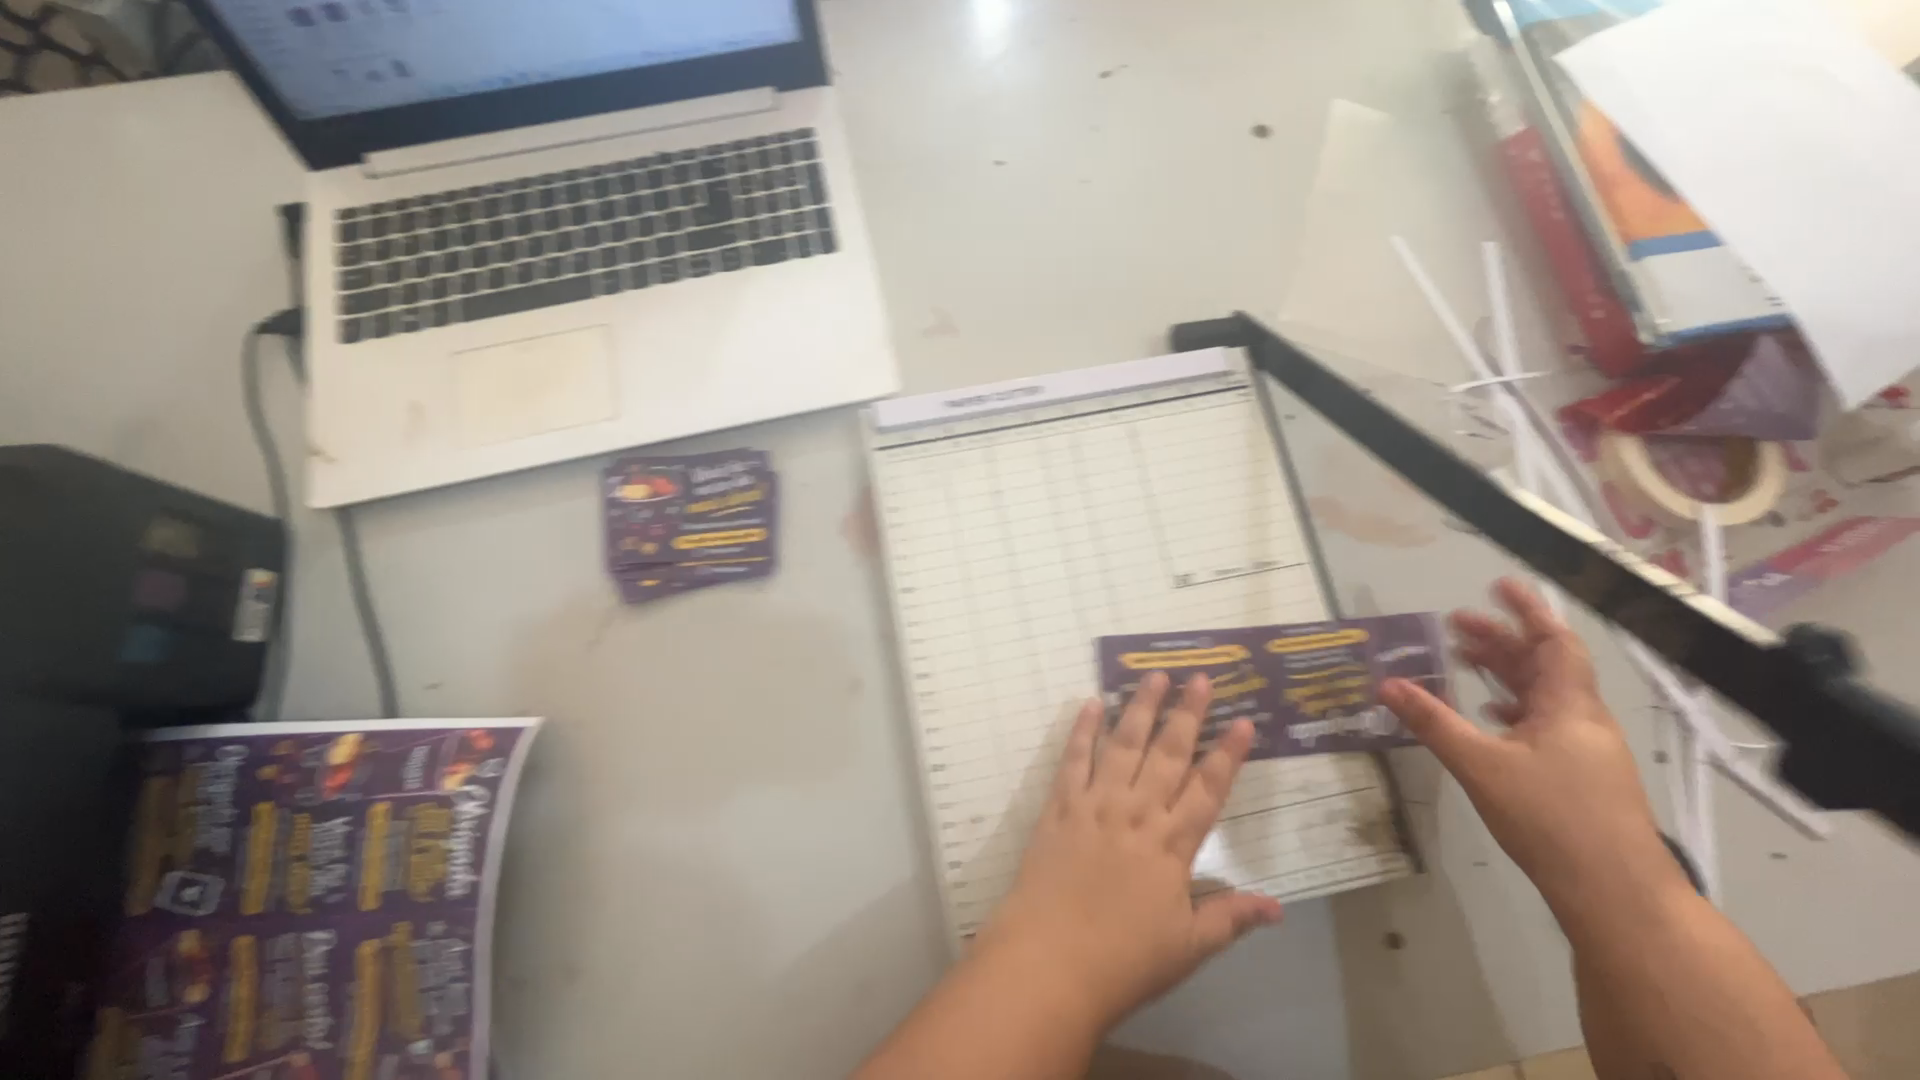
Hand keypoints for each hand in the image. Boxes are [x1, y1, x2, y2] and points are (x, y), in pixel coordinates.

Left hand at [975, 672, 1283, 1028]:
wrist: (1049, 961)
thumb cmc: (1123, 961)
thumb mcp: (1188, 947)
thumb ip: (1231, 919)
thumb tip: (1278, 907)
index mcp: (1172, 846)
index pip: (1208, 789)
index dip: (1227, 754)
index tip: (1243, 720)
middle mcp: (1136, 813)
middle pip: (1168, 754)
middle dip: (1187, 714)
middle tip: (1200, 678)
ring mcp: (1095, 805)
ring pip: (1123, 745)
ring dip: (1140, 709)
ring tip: (1153, 676)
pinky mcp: (1058, 808)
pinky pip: (1073, 760)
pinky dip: (1082, 730)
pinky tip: (1091, 705)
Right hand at [1379, 579, 1684, 912]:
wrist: (1615, 892)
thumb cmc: (1551, 819)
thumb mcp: (1480, 765)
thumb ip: (1433, 722)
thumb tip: (1386, 685)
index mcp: (1569, 706)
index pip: (1553, 641)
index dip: (1527, 610)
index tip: (1498, 584)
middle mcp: (1583, 719)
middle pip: (1544, 664)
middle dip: (1501, 641)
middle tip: (1456, 626)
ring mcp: (1585, 749)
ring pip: (1544, 695)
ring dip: (1505, 673)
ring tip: (1462, 663)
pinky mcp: (1581, 776)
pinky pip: (1545, 722)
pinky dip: (1514, 708)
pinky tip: (1490, 717)